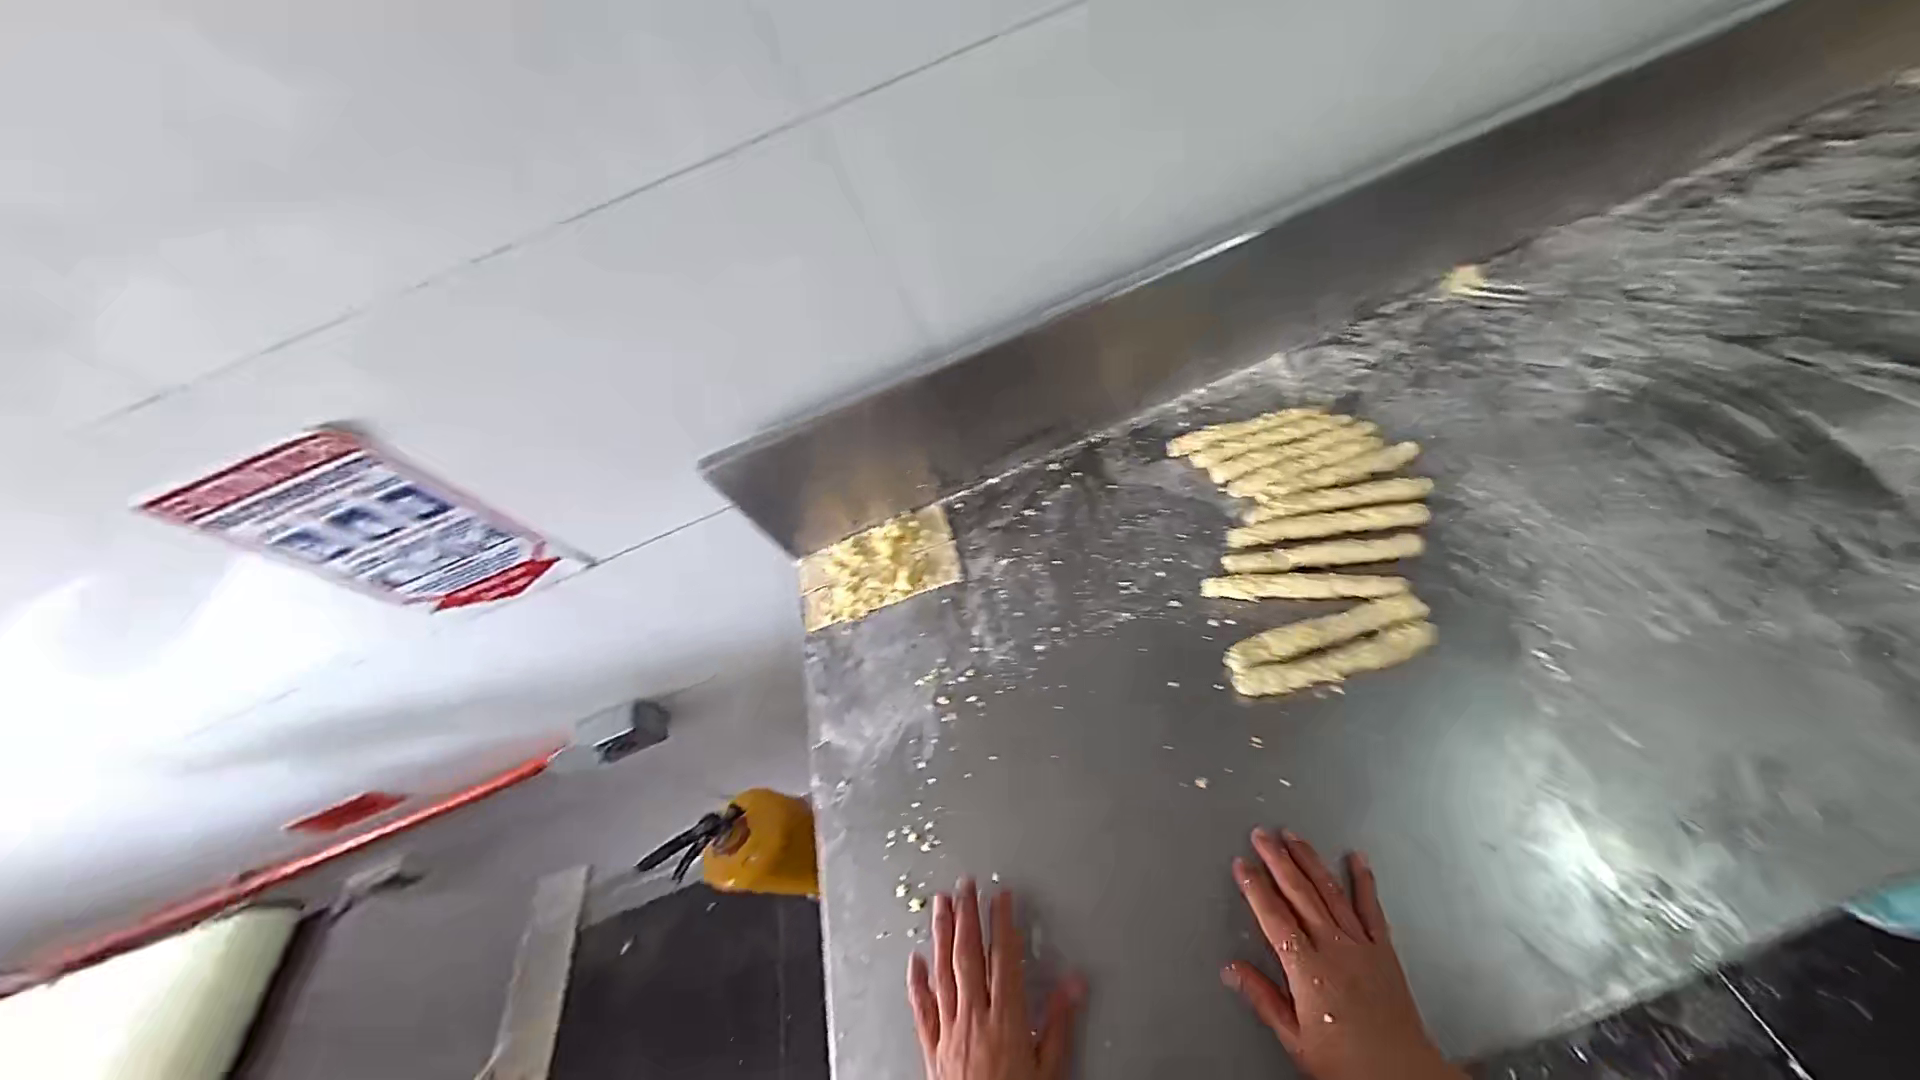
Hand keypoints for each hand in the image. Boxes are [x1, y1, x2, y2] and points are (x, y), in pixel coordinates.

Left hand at [907, 878, 1085, 1079]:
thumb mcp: (1050, 1070)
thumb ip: (1060, 1023)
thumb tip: (1075, 984)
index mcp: (1006, 1019)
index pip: (1004, 957)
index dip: (1002, 923)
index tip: (1001, 897)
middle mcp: (975, 1017)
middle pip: (968, 954)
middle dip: (967, 915)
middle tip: (965, 884)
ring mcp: (950, 1030)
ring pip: (943, 970)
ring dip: (940, 933)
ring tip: (940, 903)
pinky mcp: (932, 1047)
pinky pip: (922, 1008)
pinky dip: (917, 981)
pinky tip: (915, 958)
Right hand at [1224, 829, 1463, 1079]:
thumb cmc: (1348, 1065)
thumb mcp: (1296, 1039)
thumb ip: (1263, 998)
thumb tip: (1230, 968)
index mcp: (1309, 970)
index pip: (1274, 916)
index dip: (1255, 887)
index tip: (1241, 864)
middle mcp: (1335, 949)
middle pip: (1300, 894)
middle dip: (1278, 860)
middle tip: (1261, 835)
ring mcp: (1362, 946)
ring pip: (1330, 893)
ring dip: (1310, 861)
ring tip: (1293, 836)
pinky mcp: (1385, 951)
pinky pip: (1372, 910)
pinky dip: (1364, 882)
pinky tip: (1357, 859)